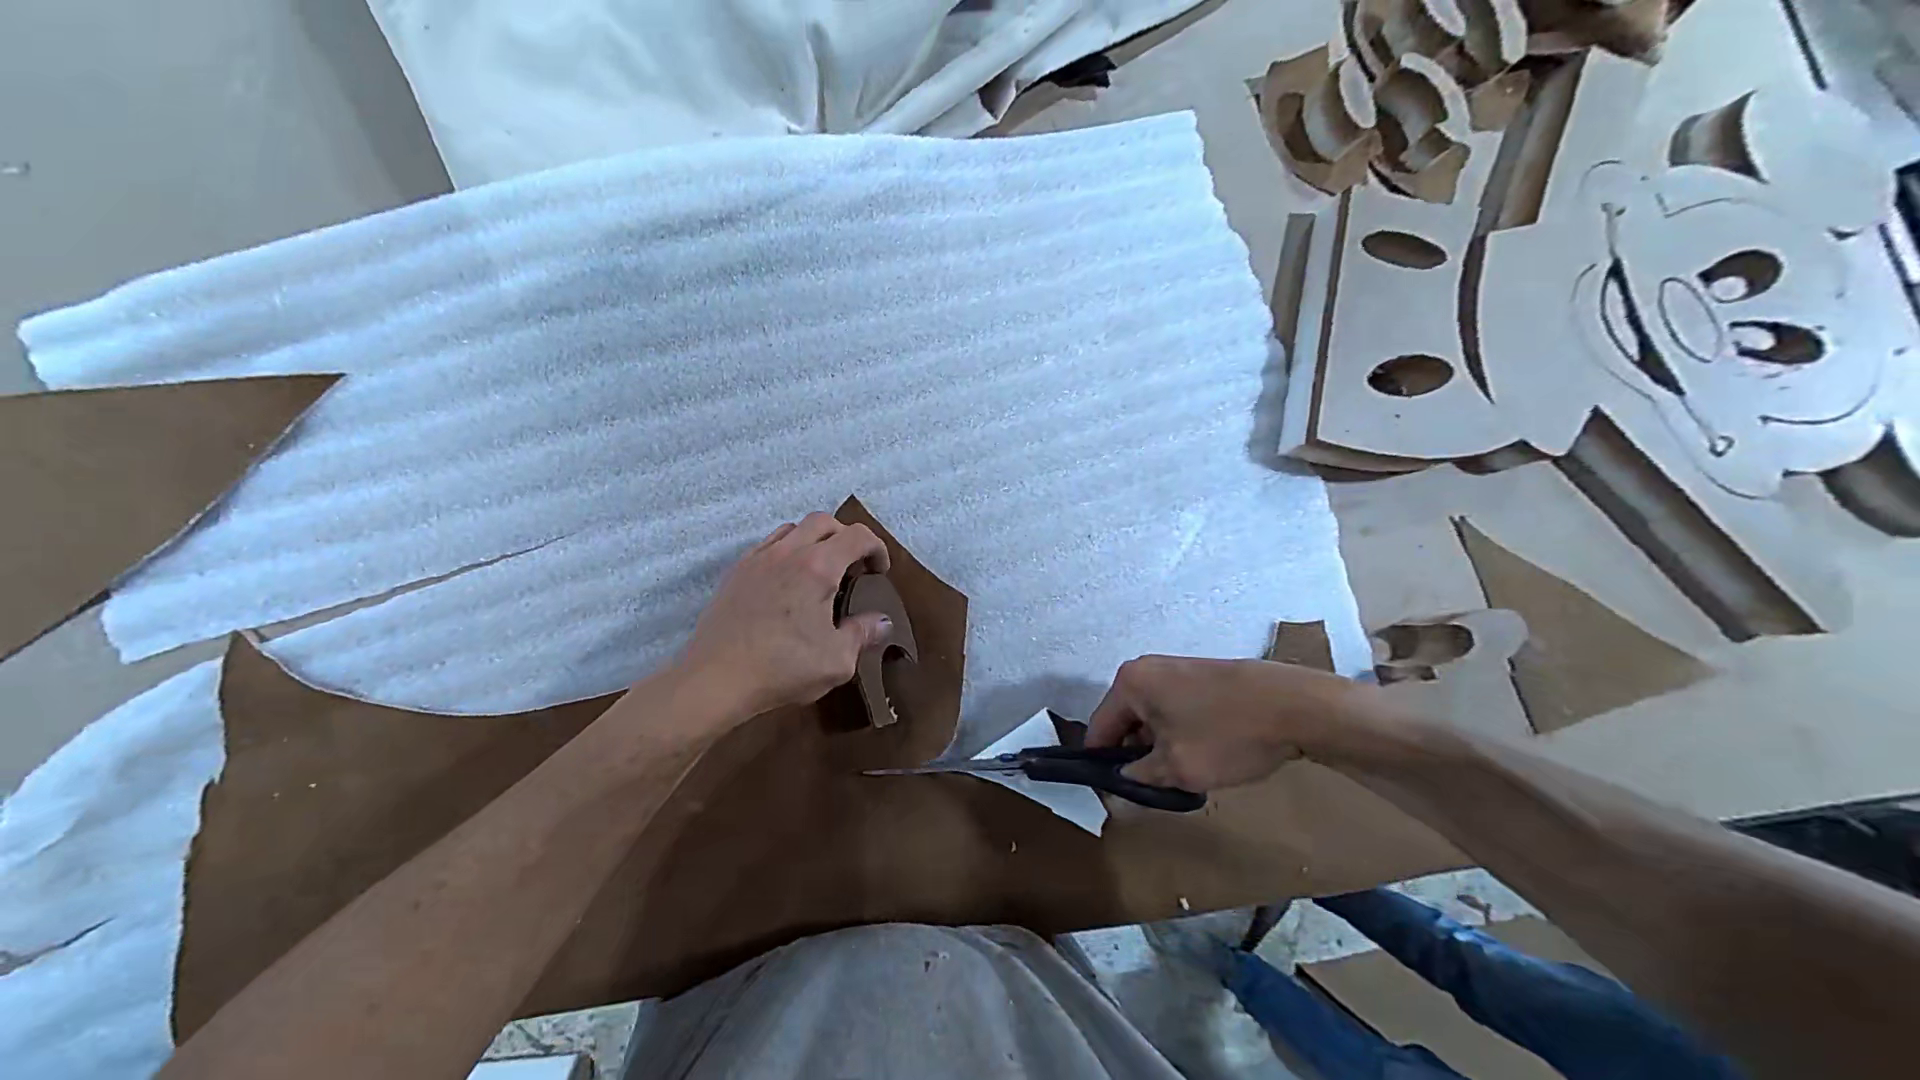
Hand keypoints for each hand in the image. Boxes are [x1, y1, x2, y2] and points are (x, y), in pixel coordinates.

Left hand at [670, 512, 894, 724]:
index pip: (857, 536)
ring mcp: (758, 559)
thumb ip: (863, 634)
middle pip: (824, 521)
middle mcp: (788, 553)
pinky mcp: (736, 572)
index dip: (876, 548)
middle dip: (846, 537)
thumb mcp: (837, 660)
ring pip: (793, 529)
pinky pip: (768, 545)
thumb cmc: (782, 668)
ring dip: (815, 540)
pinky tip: (787, 582)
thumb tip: (882, 622)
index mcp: (817, 568)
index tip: (879, 572)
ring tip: (821, 571)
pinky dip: (787, 552)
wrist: (716, 679)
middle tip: (854, 567)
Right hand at [1085, 655, 1397, 791]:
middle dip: (1136, 756)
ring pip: (1154, 718)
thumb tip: (1118, 783)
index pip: (1099, 729)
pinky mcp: (1204, 677)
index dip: (1102, 765)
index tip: (1115, 795)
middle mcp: (1147, 669)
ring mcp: (1178, 669)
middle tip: (1157, 790)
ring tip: (1186, 776)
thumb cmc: (1227, 734)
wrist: (1298, 706)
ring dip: (1161, 747)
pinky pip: (1177, 710)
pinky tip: (1207, 756)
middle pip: (1126, 721)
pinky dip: (1182, 734)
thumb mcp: (1177, 767)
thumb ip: (1138, 778)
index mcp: (1130, 683)